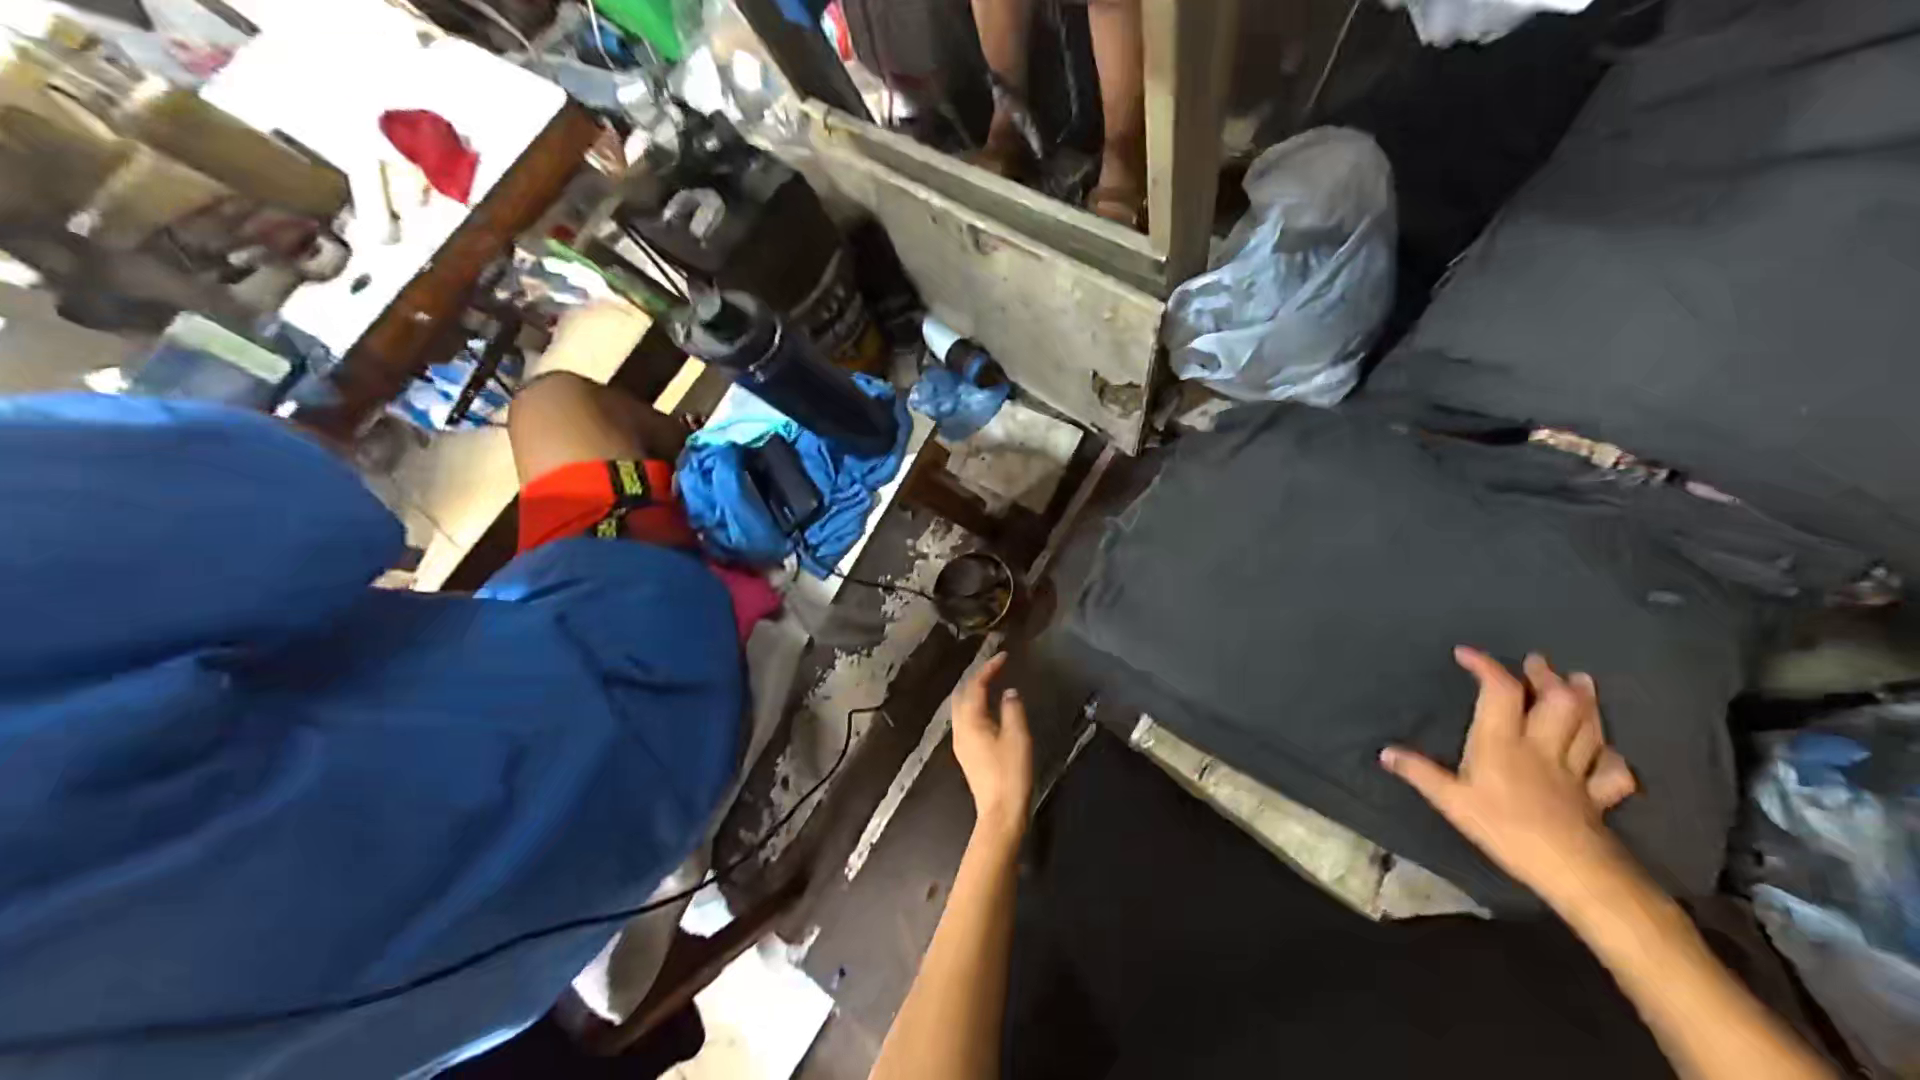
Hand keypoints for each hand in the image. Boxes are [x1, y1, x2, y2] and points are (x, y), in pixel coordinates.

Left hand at [951, 652, 1033, 838]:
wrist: (1000, 813)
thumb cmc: (1010, 773)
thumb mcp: (1018, 737)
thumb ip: (1013, 709)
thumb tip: (1009, 692)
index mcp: (970, 721)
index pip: (976, 685)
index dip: (989, 668)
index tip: (1005, 656)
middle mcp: (960, 728)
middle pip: (962, 694)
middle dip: (977, 677)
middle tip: (996, 667)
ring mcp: (961, 742)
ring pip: (962, 707)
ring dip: (975, 692)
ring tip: (994, 683)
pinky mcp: (967, 753)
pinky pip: (967, 719)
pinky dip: (976, 706)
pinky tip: (991, 709)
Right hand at [1380, 647, 1642, 908]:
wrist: (1572, 867)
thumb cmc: (1504, 827)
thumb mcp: (1451, 801)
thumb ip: (1420, 773)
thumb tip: (1385, 752)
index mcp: (1503, 742)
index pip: (1499, 691)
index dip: (1486, 666)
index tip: (1466, 653)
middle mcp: (1542, 746)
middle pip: (1556, 702)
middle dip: (1547, 678)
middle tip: (1538, 662)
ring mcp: (1575, 769)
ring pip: (1588, 727)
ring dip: (1585, 702)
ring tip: (1580, 682)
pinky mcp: (1598, 795)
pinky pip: (1612, 769)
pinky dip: (1610, 755)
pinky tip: (1606, 750)